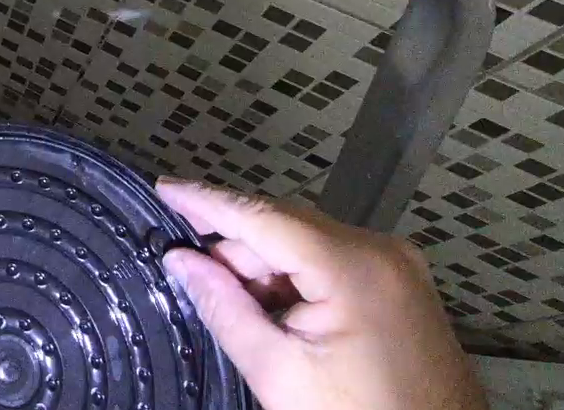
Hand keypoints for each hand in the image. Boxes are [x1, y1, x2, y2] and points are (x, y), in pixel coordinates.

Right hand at [156, 179, 485, 409]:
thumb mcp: (280, 374)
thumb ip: (223, 307)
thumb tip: (178, 258)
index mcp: (352, 267)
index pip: (259, 217)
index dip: (205, 200)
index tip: (162, 188)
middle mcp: (379, 249)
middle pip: (281, 225)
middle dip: (233, 245)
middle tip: (193, 272)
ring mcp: (396, 264)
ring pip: (301, 240)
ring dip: (261, 263)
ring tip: (236, 303)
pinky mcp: (401, 283)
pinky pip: (328, 258)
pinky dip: (293, 275)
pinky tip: (273, 308)